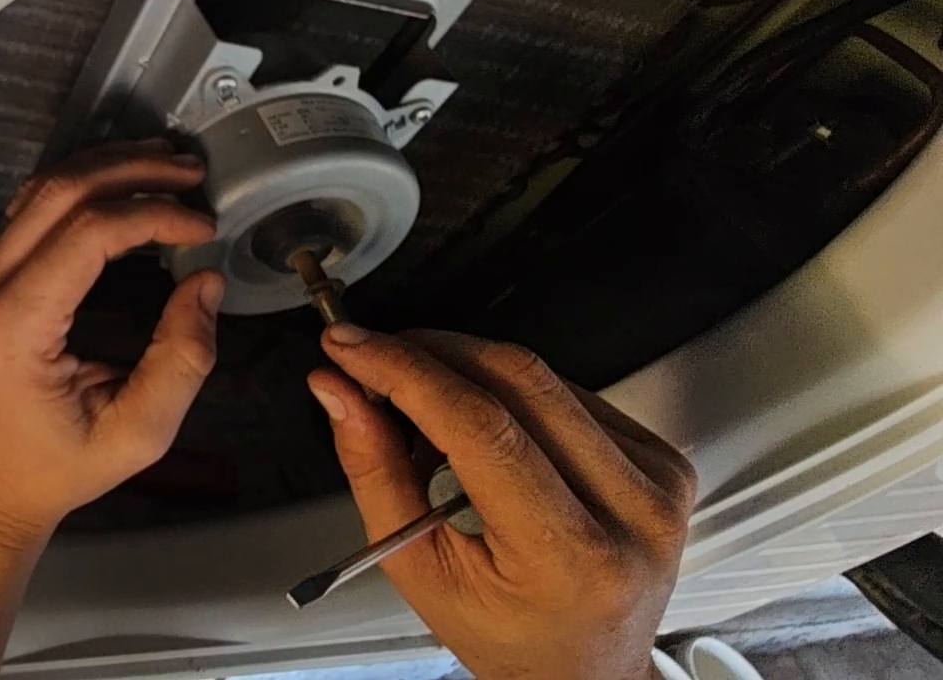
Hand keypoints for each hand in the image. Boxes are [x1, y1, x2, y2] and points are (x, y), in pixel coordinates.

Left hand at [0, 139, 225, 549]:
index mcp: (17, 323)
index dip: (152, 215)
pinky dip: (80, 183)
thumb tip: (205, 282)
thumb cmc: (58, 466)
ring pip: (42, 187)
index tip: (204, 225)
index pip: (87, 233)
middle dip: (133, 170)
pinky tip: (121, 182)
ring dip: (106, 166)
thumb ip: (181, 360)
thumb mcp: (137, 434)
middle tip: (192, 171)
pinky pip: (30, 205)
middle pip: (61, 192)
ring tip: (165, 163)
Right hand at [308, 326, 694, 679]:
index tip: (348, 346)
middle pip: (511, 378)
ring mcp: (654, 480)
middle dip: (420, 350)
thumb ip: (371, 469)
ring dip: (449, 360)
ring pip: (529, 372)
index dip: (403, 370)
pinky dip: (489, 379)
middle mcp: (630, 513)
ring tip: (410, 398)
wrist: (585, 668)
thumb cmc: (504, 633)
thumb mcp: (413, 565)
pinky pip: (553, 384)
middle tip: (363, 356)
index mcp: (570, 558)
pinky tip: (463, 412)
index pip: (479, 427)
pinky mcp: (657, 455)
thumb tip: (337, 391)